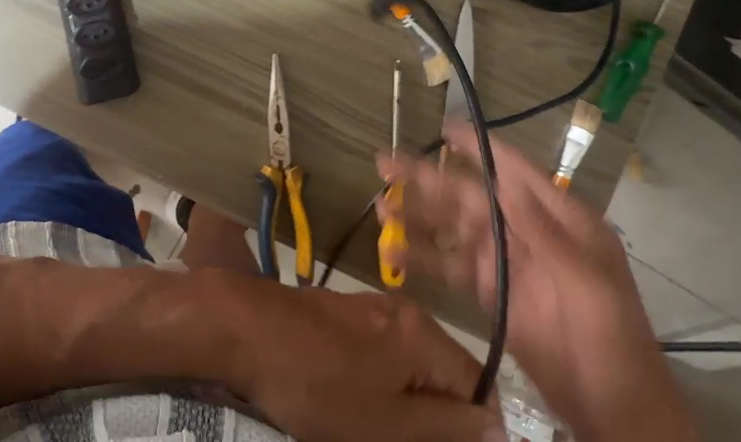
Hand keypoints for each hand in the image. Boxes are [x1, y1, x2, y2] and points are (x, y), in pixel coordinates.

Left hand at [208, 270, 497, 441]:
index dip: (476, 431)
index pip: (480, 387)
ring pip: (407, 370)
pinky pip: (376, 359)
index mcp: (425, 334)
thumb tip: (499, 428)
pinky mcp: (338, 317)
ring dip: (401, 408)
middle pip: (443, 377)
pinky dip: (373, 389)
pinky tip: (348, 408)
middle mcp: (404, 313)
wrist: (241, 329)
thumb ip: (448, 426)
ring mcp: (368, 311)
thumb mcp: (388, 422)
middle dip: (434, 422)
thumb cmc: (317, 383)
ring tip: (374, 433)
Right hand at [377, 123, 696, 441]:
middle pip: (472, 197)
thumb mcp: (587, 282)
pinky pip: (451, 266)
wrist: (614, 410)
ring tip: (380, 205)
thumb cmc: (613, 338)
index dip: (478, 148)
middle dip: (429, 179)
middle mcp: (528, 232)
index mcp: (561, 220)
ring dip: (418, 216)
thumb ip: (544, 234)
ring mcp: (506, 262)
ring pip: (454, 228)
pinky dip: (422, 257)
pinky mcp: (490, 293)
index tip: (443, 127)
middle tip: (386, 161)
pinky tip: (392, 251)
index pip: (514, 172)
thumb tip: (504, 186)